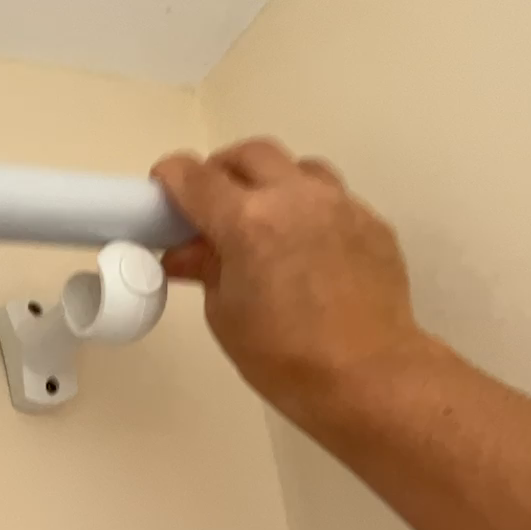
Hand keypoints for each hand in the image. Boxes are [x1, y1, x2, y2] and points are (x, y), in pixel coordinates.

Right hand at [152, 139, 425, 425]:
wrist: (362, 373)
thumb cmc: (279, 354)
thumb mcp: (224, 312)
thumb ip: (206, 268)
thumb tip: (189, 252)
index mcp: (248, 222)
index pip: (197, 179)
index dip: (171, 176)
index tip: (161, 186)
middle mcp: (295, 198)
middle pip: (250, 154)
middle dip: (220, 171)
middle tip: (207, 203)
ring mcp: (340, 204)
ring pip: (296, 168)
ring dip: (268, 183)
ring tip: (258, 222)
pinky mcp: (369, 222)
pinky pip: (329, 199)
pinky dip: (303, 212)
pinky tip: (299, 250)